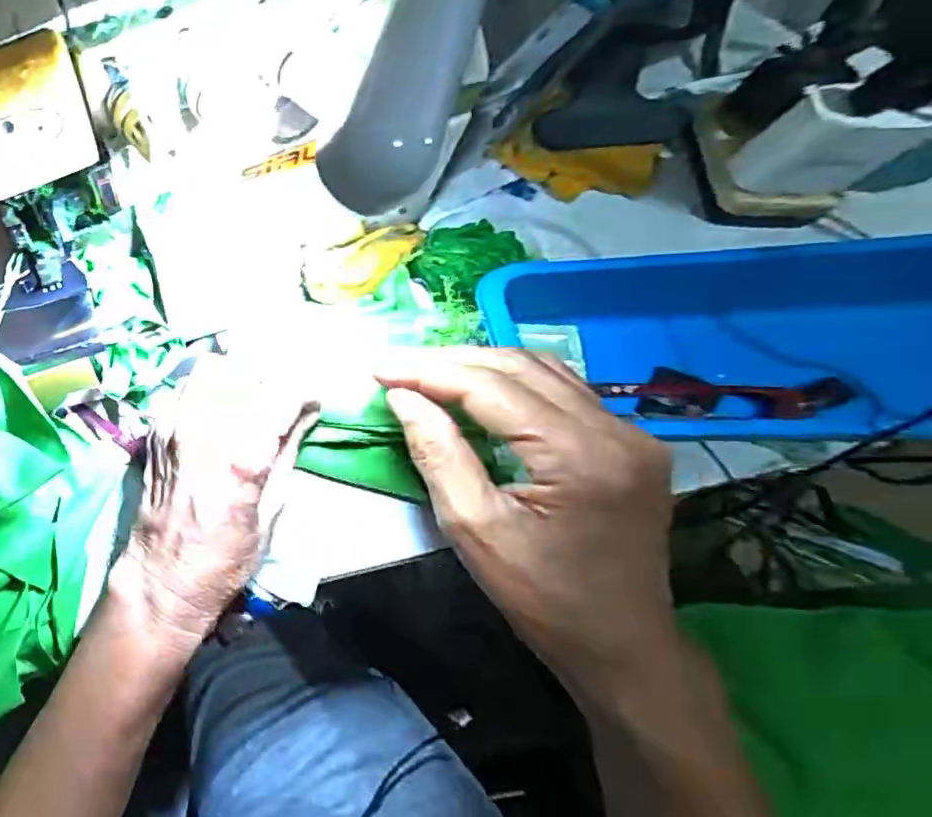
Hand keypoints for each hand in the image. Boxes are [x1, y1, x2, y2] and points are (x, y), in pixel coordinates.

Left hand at [114, 353, 320, 647]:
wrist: (163, 572)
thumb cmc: (225, 557)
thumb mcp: (272, 512)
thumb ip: (287, 452)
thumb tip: (307, 413)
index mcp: (240, 456)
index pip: (280, 393)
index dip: (302, 393)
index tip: (310, 401)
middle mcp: (202, 429)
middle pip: (244, 373)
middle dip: (269, 382)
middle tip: (278, 403)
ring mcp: (172, 423)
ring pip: (210, 369)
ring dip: (234, 378)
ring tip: (246, 401)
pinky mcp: (155, 426)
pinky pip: (184, 385)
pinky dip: (203, 388)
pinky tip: (213, 410)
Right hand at [375, 348, 678, 683]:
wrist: (623, 646)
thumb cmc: (540, 594)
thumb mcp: (471, 525)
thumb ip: (437, 451)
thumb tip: (402, 395)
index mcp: (581, 456)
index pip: (491, 387)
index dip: (427, 372)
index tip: (376, 370)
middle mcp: (617, 433)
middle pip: (517, 367)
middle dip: (447, 361)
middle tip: (392, 368)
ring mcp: (631, 436)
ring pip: (540, 369)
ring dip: (476, 364)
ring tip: (422, 373)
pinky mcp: (628, 444)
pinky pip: (560, 388)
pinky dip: (508, 379)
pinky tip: (472, 390)